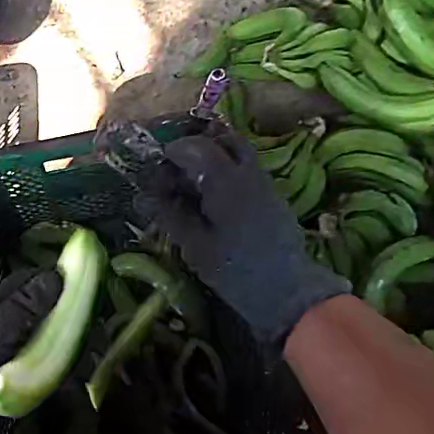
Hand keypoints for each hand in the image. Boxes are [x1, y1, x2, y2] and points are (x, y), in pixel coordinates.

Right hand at [132, 129, 347, 350]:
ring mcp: (265, 184)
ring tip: (193, 183)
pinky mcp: (273, 198)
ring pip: (240, 154)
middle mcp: (249, 173)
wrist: (286, 291)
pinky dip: (227, 173)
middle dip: (199, 146)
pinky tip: (213, 199)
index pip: (198, 147)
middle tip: (177, 166)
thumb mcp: (195, 246)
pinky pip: (247, 172)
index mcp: (226, 181)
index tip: (158, 162)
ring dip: (215, 159)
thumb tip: (146, 197)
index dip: (175, 150)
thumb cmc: (235, 270)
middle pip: (226, 141)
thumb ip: (171, 215)